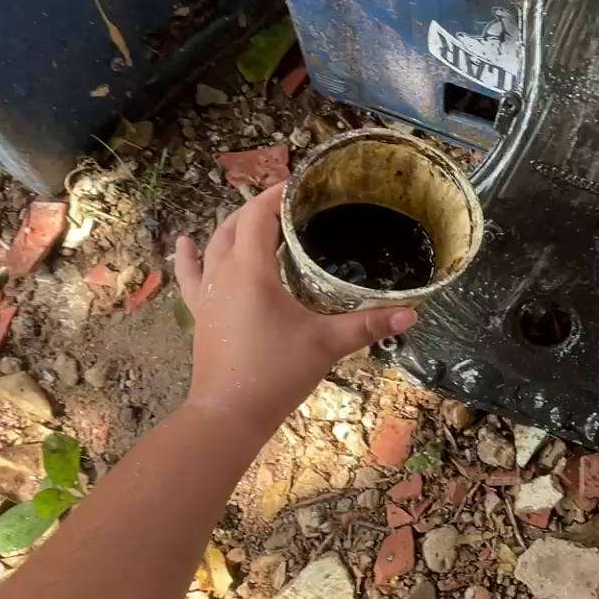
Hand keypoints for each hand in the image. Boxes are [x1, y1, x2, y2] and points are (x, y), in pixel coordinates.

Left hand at [174, 184, 415, 429]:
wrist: (229, 414)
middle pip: (235, 225)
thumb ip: (369, 325)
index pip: (259, 216)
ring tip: (252, 217)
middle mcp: (224, 275)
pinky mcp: (202, 315)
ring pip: (213, 245)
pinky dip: (190, 257)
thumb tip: (411, 313)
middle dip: (260, 208)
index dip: (278, 195)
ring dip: (233, 226)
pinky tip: (186, 244)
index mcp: (252, 271)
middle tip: (291, 204)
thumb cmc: (276, 373)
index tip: (301, 184)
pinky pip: (192, 277)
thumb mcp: (327, 344)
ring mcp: (209, 295)